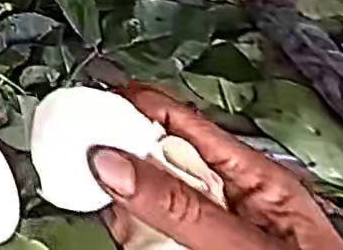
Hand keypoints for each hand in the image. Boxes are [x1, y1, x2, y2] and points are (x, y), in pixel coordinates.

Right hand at [90, 85, 342, 249]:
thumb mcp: (251, 248)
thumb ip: (182, 206)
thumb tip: (109, 159)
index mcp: (258, 179)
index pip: (178, 118)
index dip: (130, 106)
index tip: (85, 106)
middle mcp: (231, 201)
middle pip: (155, 157)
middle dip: (119, 156)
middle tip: (85, 159)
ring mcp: (213, 233)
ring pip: (147, 197)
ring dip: (120, 197)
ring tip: (98, 196)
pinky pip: (150, 232)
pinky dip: (128, 227)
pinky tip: (117, 227)